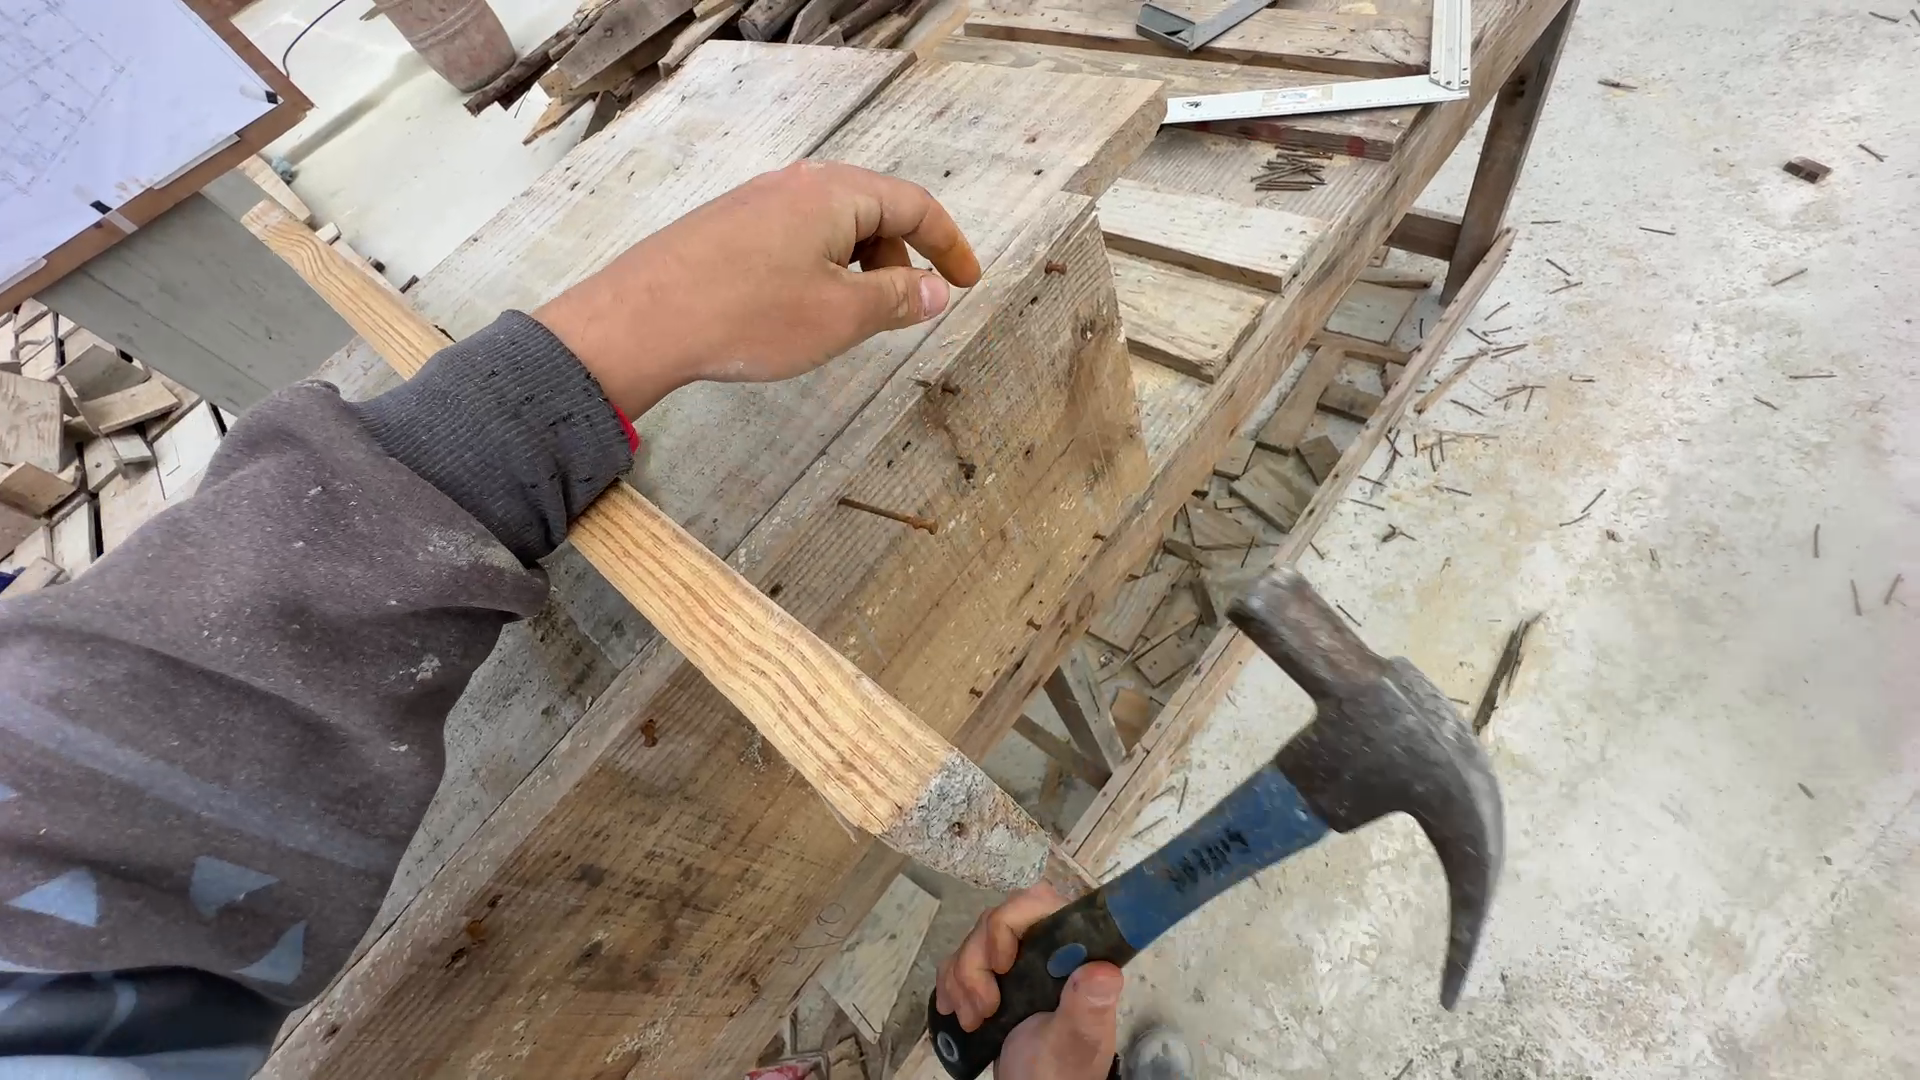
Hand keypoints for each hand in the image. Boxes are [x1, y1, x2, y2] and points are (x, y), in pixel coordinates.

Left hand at [533, 161, 981, 417]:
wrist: (644, 320)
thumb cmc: (751, 315)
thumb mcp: (842, 314)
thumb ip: (898, 298)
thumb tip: (936, 290)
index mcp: (835, 194)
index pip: (914, 205)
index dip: (949, 245)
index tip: (968, 282)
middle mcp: (798, 186)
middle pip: (875, 214)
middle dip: (901, 262)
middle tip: (903, 313)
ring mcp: (759, 203)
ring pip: (835, 232)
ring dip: (860, 273)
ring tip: (849, 322)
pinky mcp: (732, 229)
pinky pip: (799, 243)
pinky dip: (824, 273)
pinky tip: (804, 312)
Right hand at [935, 884, 1121, 1079]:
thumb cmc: (1061, 1069)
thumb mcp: (1074, 1042)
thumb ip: (1086, 1007)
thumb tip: (1106, 971)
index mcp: (1069, 949)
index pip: (1036, 901)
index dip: (1009, 922)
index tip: (1001, 965)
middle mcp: (1041, 944)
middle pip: (995, 921)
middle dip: (978, 964)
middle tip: (985, 1009)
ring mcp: (1013, 958)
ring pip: (972, 940)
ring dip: (963, 981)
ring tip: (975, 1021)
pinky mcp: (989, 974)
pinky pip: (957, 960)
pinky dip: (951, 985)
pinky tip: (956, 1012)